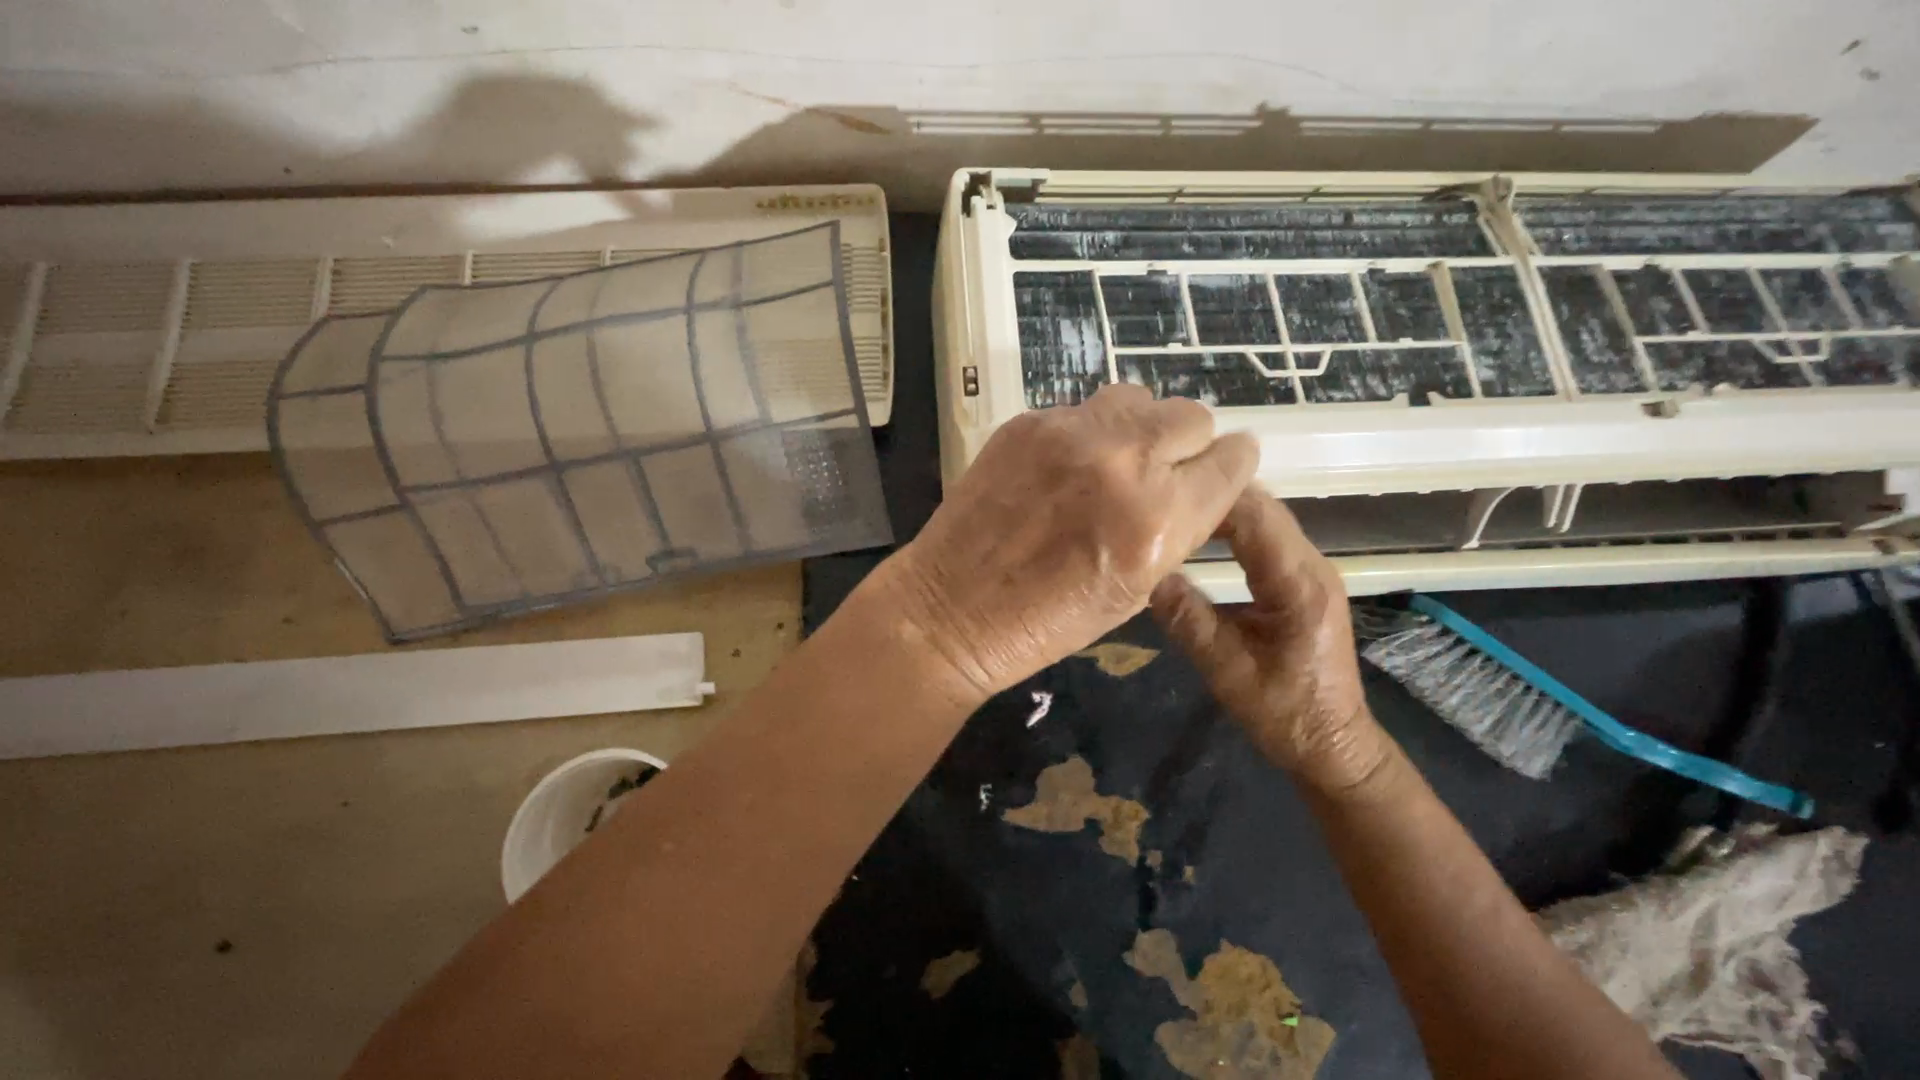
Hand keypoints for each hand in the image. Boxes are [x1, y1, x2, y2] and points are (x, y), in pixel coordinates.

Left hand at [879, 384, 1258, 698]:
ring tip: (1114, 461)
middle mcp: (1122, 464)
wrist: (953, 609)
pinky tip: (1063, 469)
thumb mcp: (1136, 590)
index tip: (1220, 470)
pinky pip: (1082, 409)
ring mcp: (1070, 435)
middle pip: (1191, 416)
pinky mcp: (1028, 423)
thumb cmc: (1048, 622)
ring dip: (1139, 426)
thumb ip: (1176, 528)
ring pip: (1138, 398)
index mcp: (1158, 520)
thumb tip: (1201, 484)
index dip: (1230, 466)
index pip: (1230, 461)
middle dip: (1187, 443)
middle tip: (1161, 471)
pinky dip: (1087, 433)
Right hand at [1150, 487, 1394, 797]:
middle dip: (1214, 496)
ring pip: (1268, 519)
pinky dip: (1235, 530)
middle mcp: (1313, 566)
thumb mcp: (1226, 670)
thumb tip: (1146, 573)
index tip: (1162, 493)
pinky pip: (1269, 538)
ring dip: (1225, 510)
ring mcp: (1313, 572)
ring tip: (1175, 511)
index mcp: (1298, 584)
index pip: (1254, 517)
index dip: (1209, 498)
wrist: (1333, 746)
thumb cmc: (1283, 714)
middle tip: (1161, 496)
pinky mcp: (1305, 582)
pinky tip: (1203, 536)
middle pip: (1264, 508)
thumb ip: (1187, 619)